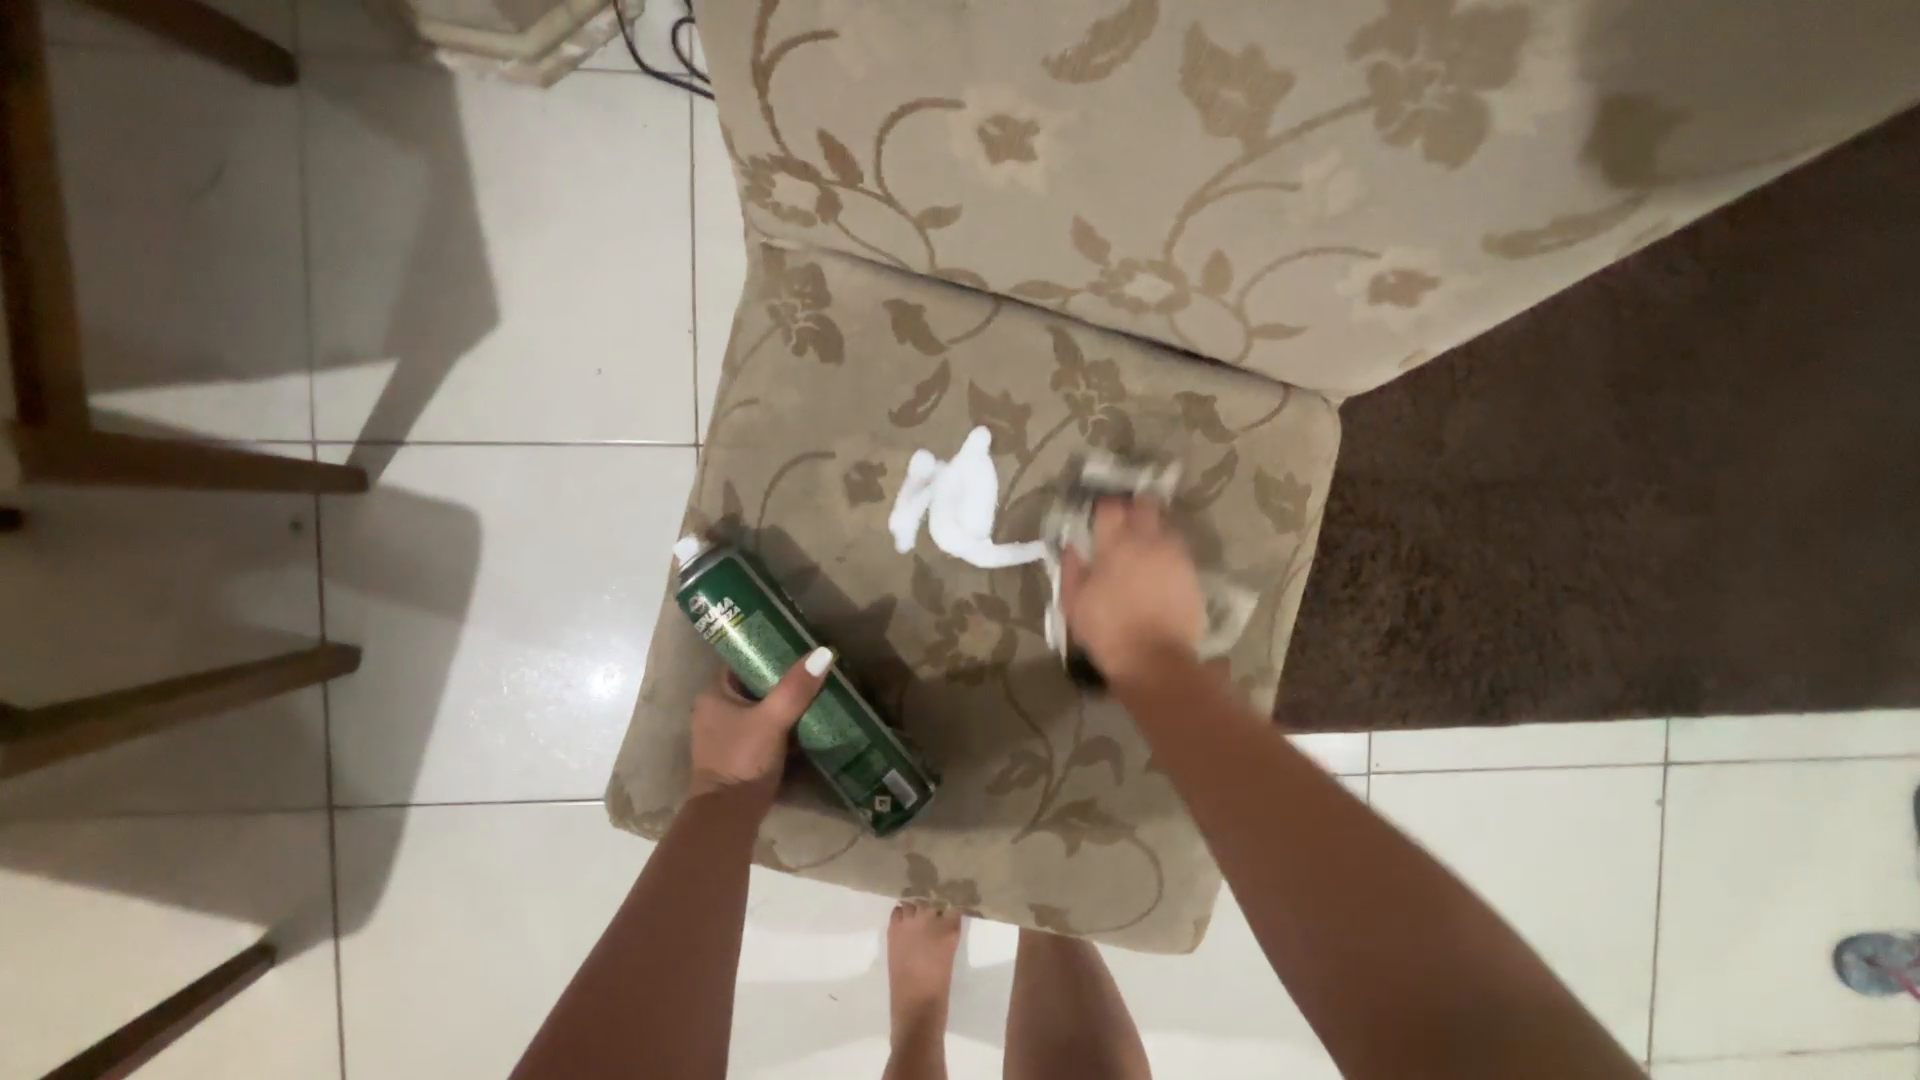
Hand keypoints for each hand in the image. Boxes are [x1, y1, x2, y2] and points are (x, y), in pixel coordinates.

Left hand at [688, 647, 833, 806]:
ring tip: (818, 692)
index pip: (742, 662)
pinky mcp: (741, 756)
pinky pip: (767, 731)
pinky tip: (810, 723)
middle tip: (815, 670)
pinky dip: (785, 726)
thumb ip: (796, 688)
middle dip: (784, 681)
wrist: (729, 816)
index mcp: (714, 696)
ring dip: (786, 705)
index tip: (799, 647)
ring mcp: (727, 736)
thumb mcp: (772, 719)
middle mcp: (715, 712)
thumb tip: (823, 652)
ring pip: (762, 710)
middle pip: (755, 686)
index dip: (769, 653)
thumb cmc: (743, 760)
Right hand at [1059, 497, 1204, 680]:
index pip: (1110, 507)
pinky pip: (1179, 550)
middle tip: (1127, 518)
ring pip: (1166, 526)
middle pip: (1145, 506)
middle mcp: (1147, 541)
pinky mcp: (1192, 573)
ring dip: (1155, 529)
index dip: (1105, 505)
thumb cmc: (1107, 631)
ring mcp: (1173, 555)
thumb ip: (1071, 569)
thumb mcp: (1074, 604)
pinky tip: (1161, 567)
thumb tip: (1072, 546)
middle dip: (1136, 506)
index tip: (1101, 512)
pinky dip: (1169, 552)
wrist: (1154, 658)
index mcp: (1114, 545)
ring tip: (1146, 544)